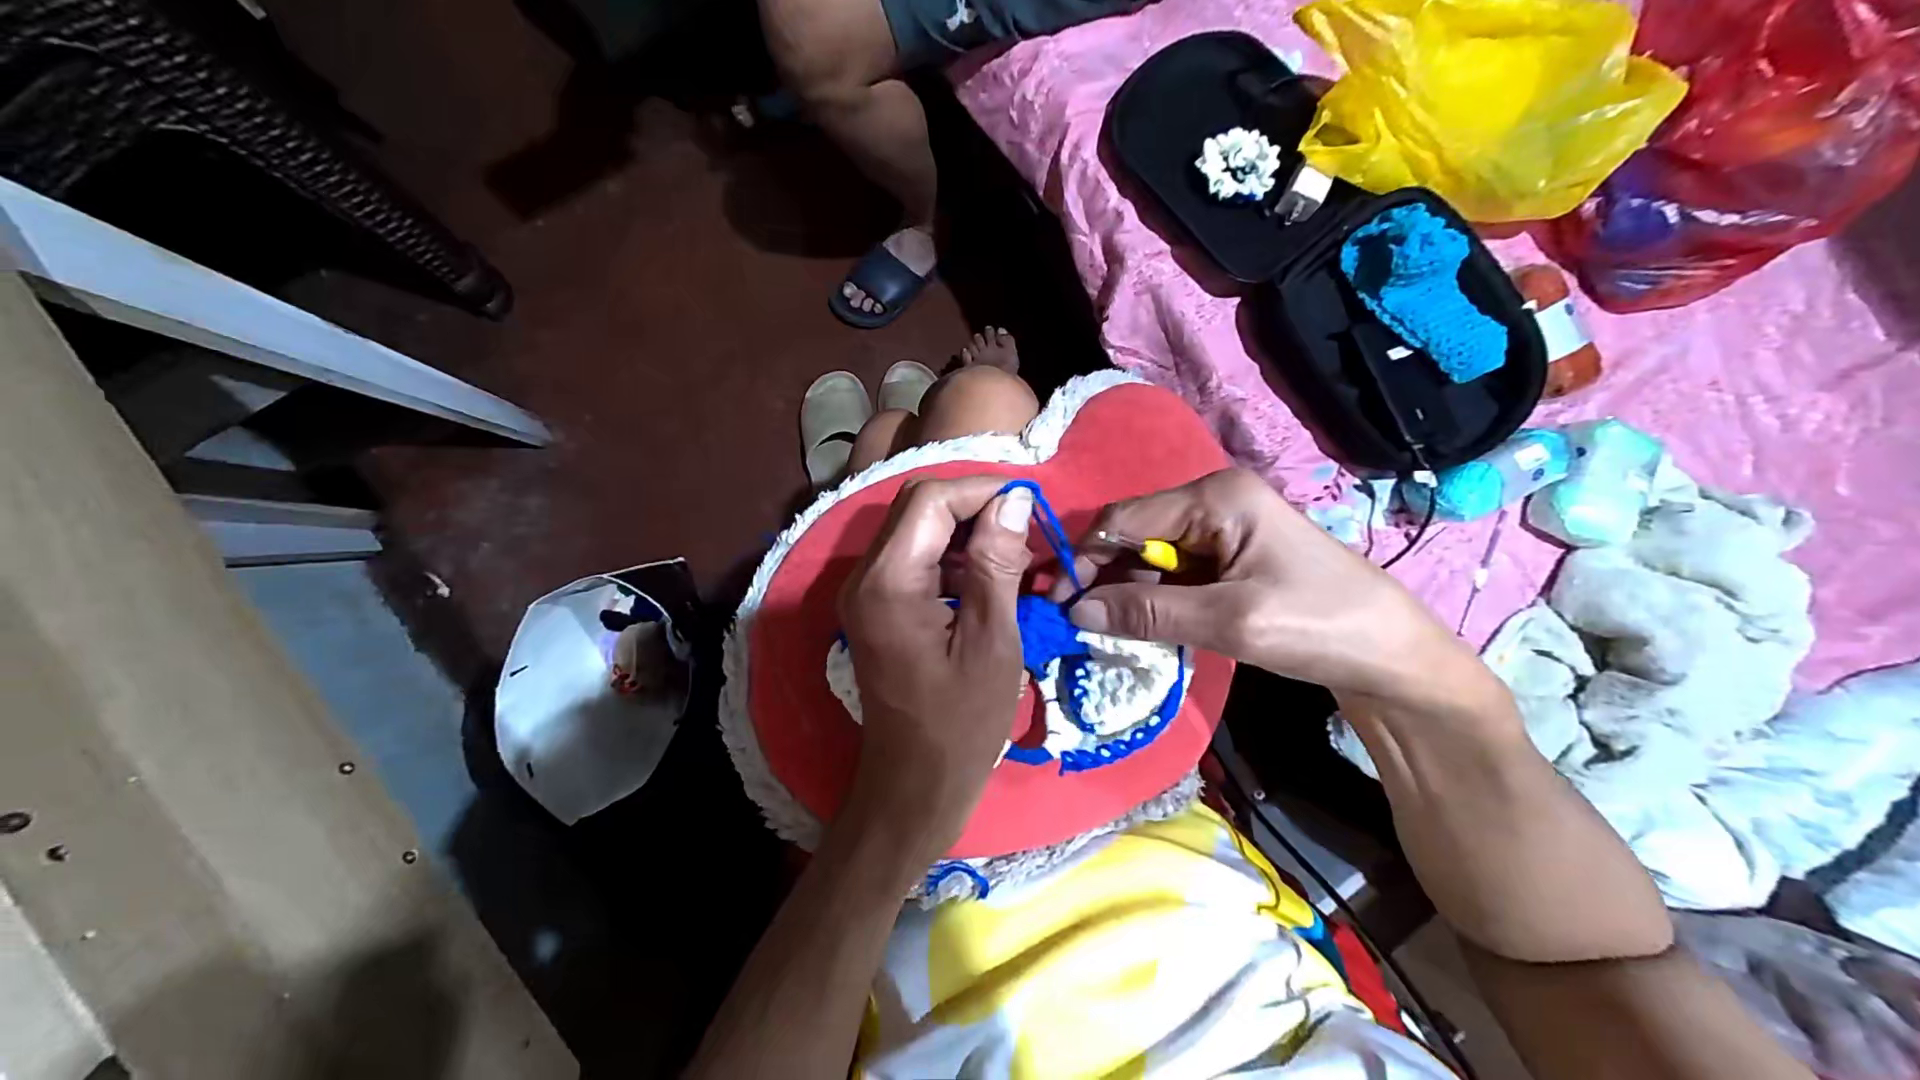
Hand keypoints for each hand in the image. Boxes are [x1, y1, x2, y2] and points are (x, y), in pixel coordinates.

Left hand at [837, 476, 1034, 860]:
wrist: (914, 782)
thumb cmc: (961, 723)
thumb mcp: (992, 642)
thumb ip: (998, 565)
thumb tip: (1014, 501)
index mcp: (888, 583)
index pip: (929, 500)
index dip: (981, 490)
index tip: (1029, 505)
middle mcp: (864, 576)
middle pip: (917, 507)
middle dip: (973, 505)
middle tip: (1024, 528)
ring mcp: (865, 591)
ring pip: (915, 528)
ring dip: (964, 529)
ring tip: (1013, 552)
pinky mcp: (875, 605)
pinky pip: (913, 557)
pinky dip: (951, 554)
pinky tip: (986, 576)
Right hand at [1064, 468, 1492, 708]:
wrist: (1392, 657)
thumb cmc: (1318, 626)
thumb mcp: (1230, 620)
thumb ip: (1148, 613)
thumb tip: (1074, 611)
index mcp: (1215, 497)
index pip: (1124, 519)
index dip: (1085, 558)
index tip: (1059, 603)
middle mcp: (1212, 501)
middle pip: (1132, 534)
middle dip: (1102, 575)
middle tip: (1075, 620)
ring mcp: (1220, 529)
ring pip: (1148, 556)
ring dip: (1124, 591)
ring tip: (1103, 629)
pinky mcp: (1226, 557)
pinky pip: (1171, 573)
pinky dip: (1150, 598)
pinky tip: (1138, 625)